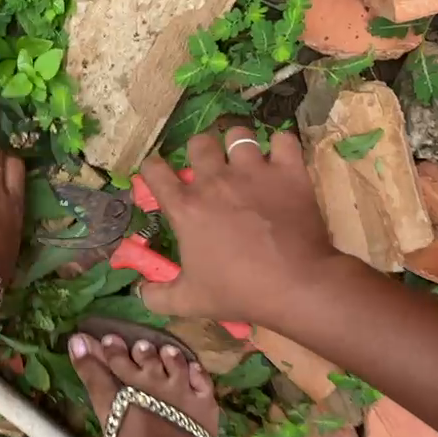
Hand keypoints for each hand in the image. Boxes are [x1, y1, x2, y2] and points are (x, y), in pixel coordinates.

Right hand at [137, 127, 348, 328]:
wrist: (297, 285)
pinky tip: (279, 161)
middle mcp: (214, 182)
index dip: (153, 169)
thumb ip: (157, 296)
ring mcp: (253, 172)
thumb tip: (141, 292)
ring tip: (245, 160)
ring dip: (238, 146)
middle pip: (198, 143)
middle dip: (200, 151)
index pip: (154, 171)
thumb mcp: (189, 301)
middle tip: (209, 168)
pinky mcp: (288, 172)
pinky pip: (282, 140)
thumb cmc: (238, 291)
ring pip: (238, 135)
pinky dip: (280, 147)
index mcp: (185, 208)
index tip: (159, 174)